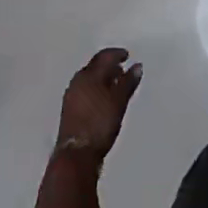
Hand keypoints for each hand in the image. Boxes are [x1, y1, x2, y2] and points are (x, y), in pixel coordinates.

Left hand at [55, 48, 142, 164]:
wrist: (77, 153)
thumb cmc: (99, 125)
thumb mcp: (118, 102)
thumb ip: (128, 83)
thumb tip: (137, 66)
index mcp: (88, 75)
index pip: (103, 57)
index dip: (116, 54)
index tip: (126, 54)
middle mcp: (78, 81)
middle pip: (95, 66)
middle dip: (109, 65)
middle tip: (122, 67)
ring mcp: (72, 94)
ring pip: (90, 78)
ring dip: (103, 77)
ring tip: (116, 83)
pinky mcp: (70, 108)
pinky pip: (85, 89)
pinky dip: (96, 88)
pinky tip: (104, 98)